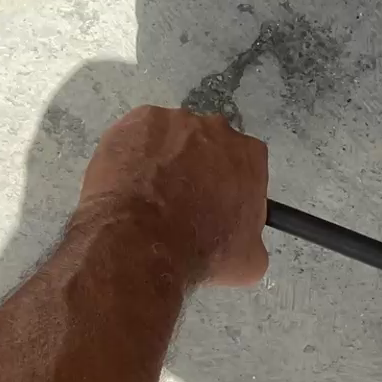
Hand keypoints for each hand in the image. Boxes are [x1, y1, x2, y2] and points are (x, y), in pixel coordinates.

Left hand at [77, 106, 268, 286]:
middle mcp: (217, 129)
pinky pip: (137, 135)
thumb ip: (253, 238)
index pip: (245, 163)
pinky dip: (133, 154)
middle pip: (208, 145)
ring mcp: (175, 121)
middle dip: (196, 167)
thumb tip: (245, 241)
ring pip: (171, 139)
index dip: (229, 183)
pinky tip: (128, 182)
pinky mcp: (138, 121)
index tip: (215, 201)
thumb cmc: (197, 249)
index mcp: (249, 156)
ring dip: (163, 160)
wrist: (142, 242)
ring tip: (148, 195)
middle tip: (180, 200)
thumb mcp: (248, 260)